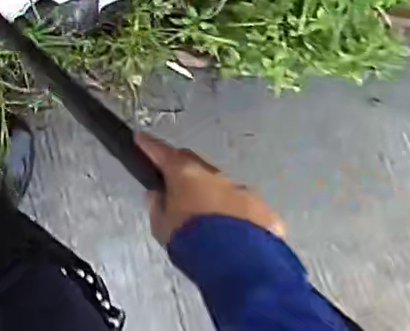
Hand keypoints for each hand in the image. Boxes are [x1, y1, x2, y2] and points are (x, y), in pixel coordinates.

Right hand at [138, 133, 286, 243]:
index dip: (147, 144)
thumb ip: (157, 204)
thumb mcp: (161, 225)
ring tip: (211, 219)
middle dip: (185, 171)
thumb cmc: (196, 244)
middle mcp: (213, 175)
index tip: (142, 139)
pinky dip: (240, 213)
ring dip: (214, 194)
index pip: (159, 149)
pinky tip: (236, 231)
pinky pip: (248, 207)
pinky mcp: (267, 212)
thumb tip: (158, 197)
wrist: (242, 270)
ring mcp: (242, 191)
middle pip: (193, 163)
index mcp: (182, 172)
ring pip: (223, 185)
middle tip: (179, 187)